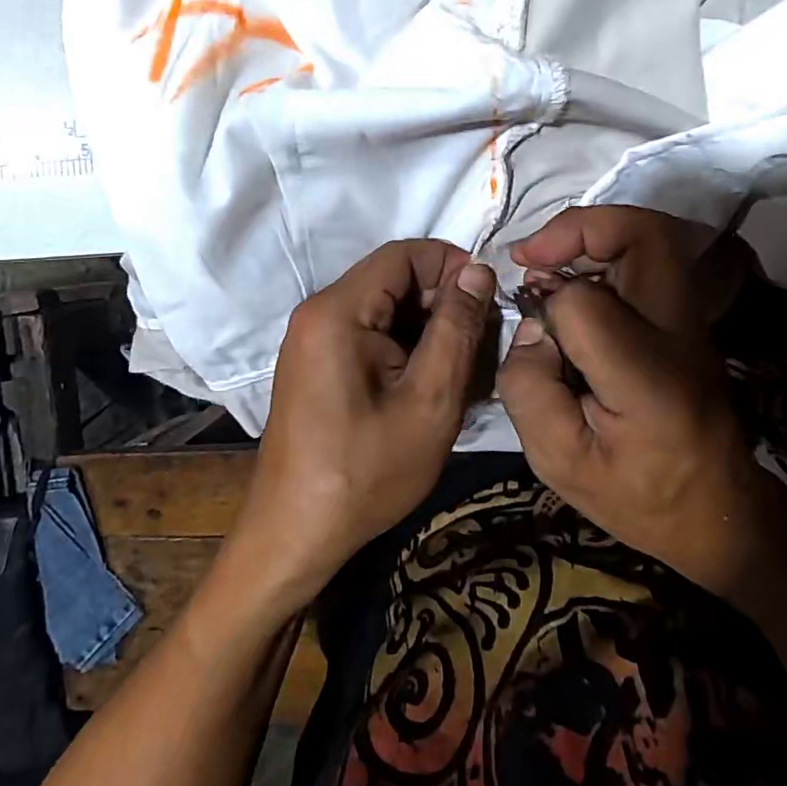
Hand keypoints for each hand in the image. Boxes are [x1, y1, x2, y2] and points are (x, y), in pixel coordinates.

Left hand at [229, 239, 495, 610]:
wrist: (297, 531)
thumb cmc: (366, 471)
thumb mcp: (429, 400)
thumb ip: (456, 328)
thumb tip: (477, 270)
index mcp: (337, 310)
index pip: (404, 254)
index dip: (453, 265)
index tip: (489, 304)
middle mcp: (317, 313)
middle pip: (392, 279)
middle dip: (443, 302)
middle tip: (481, 347)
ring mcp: (311, 339)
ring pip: (383, 309)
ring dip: (427, 329)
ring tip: (460, 373)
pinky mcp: (315, 364)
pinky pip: (367, 335)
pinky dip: (403, 349)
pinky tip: (427, 386)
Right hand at [496, 206, 766, 592]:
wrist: (718, 514)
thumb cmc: (637, 498)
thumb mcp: (558, 462)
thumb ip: (528, 388)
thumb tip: (532, 327)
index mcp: (646, 377)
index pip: (586, 303)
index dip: (547, 306)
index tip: (532, 334)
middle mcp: (677, 335)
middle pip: (645, 237)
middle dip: (579, 228)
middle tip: (532, 256)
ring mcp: (690, 324)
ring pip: (652, 239)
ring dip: (592, 237)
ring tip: (546, 264)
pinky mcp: (687, 323)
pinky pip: (647, 262)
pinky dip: (604, 254)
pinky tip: (572, 286)